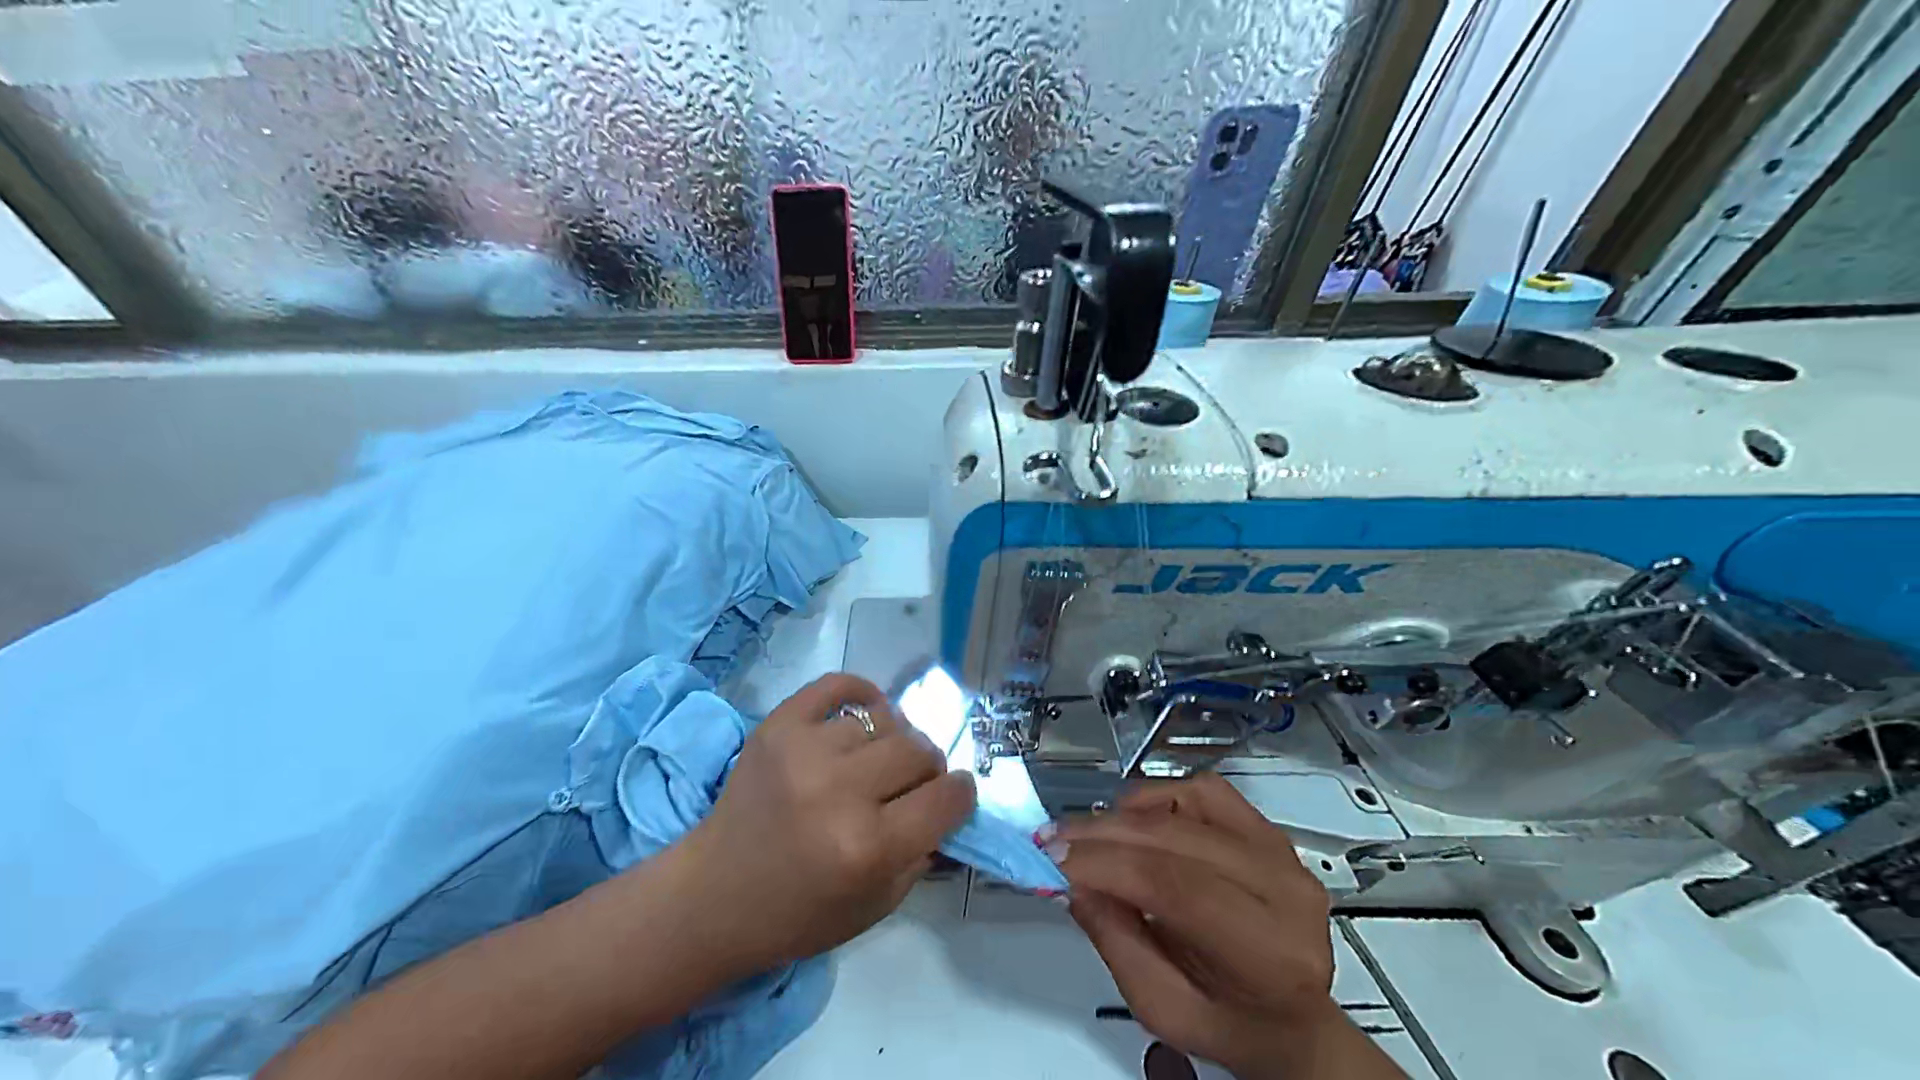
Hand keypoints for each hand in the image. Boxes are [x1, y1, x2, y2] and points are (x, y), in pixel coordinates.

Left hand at [677, 673, 975, 974]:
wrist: (714, 895)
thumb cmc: (799, 914)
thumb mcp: (876, 904)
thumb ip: (923, 851)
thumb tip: (950, 802)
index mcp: (868, 847)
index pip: (947, 798)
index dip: (961, 794)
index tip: (955, 794)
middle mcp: (840, 792)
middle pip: (919, 751)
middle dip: (928, 768)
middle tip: (912, 783)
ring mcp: (805, 751)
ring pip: (884, 721)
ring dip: (890, 743)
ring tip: (874, 762)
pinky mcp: (778, 726)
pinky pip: (837, 685)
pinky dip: (861, 693)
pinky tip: (865, 713)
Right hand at [1055, 774, 1371, 1077]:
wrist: (1291, 1017)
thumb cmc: (1230, 1025)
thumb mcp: (1162, 1008)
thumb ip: (1114, 939)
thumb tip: (1072, 878)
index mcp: (1267, 952)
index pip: (1174, 886)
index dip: (1104, 863)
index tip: (1052, 857)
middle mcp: (1284, 891)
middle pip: (1176, 838)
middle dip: (1102, 834)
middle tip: (1052, 839)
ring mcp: (1280, 852)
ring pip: (1187, 802)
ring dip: (1126, 814)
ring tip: (1090, 835)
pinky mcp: (1268, 830)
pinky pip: (1203, 791)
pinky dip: (1159, 797)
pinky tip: (1133, 819)